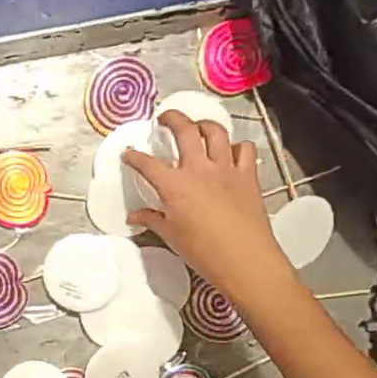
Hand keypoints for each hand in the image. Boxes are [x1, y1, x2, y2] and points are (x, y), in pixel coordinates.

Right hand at [121, 111, 293, 300]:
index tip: (128, 154)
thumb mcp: (171, 236)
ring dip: (204, 124)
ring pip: (216, 132)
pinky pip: (245, 149)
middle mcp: (200, 169)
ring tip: (197, 127)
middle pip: (185, 130)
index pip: (148, 164)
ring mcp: (226, 169)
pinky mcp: (248, 175)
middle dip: (172, 118)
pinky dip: (237, 146)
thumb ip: (152, 220)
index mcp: (175, 186)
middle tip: (165, 118)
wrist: (244, 259)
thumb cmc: (202, 251)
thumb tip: (134, 216)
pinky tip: (231, 153)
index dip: (134, 157)